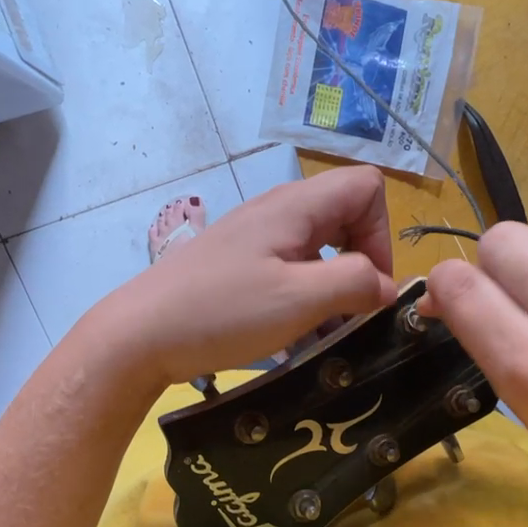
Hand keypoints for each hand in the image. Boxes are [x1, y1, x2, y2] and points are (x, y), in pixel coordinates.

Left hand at [85, 165, 396, 388]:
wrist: (141, 335)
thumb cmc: (222, 312)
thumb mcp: (299, 299)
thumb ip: (354, 283)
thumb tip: (386, 286)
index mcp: (296, 207)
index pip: (366, 188)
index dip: (381, 233)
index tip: (369, 283)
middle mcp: (279, 213)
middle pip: (346, 219)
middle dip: (360, 266)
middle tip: (352, 313)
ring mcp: (257, 239)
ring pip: (320, 251)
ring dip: (333, 291)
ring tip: (324, 335)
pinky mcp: (241, 267)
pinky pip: (292, 273)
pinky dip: (305, 301)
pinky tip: (294, 338)